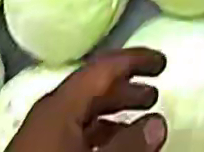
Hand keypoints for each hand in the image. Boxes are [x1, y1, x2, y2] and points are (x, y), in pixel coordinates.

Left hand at [6, 48, 168, 151]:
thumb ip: (128, 145)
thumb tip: (158, 122)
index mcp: (61, 105)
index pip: (103, 67)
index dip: (135, 60)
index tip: (163, 63)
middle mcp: (50, 113)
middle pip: (94, 88)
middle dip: (127, 88)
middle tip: (156, 93)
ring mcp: (41, 136)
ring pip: (85, 113)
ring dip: (115, 113)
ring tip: (141, 122)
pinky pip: (75, 134)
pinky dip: (99, 134)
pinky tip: (113, 147)